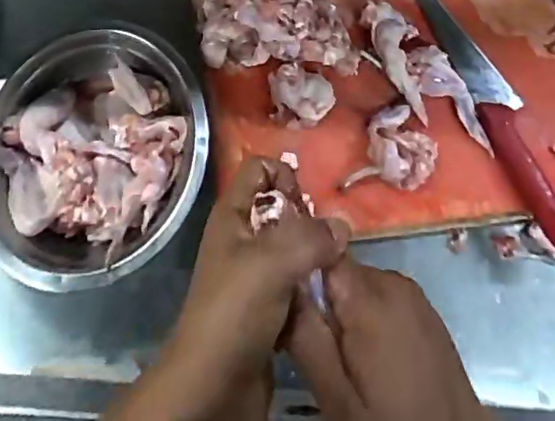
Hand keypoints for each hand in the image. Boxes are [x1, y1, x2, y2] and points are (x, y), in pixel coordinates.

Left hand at [104, 156, 347, 420]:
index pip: (259, 169)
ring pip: (292, 250)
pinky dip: (310, 290)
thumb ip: (310, 236)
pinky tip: (325, 300)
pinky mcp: (266, 308)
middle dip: (308, 220)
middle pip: (280, 209)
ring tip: (332, 272)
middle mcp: (241, 238)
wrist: (213, 385)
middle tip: (327, 242)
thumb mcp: (272, 261)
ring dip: (314, 259)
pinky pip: (296, 285)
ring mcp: (253, 275)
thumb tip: (342, 226)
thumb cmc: (235, 310)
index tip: (306, 205)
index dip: (284, 176)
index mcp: (232, 214)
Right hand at [285, 259, 491, 420]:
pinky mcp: (428, 312)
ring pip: (361, 285)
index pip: (320, 251)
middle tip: (315, 344)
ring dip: (348, 311)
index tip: (286, 300)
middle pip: (340, 270)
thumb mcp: (336, 394)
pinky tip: (373, 357)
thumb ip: (306, 335)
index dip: (300, 270)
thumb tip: (282, 283)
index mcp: (368, 295)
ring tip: (344, 356)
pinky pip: (385, 299)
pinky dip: (372, 318)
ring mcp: (414, 295)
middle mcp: (392, 281)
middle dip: (324, 299)